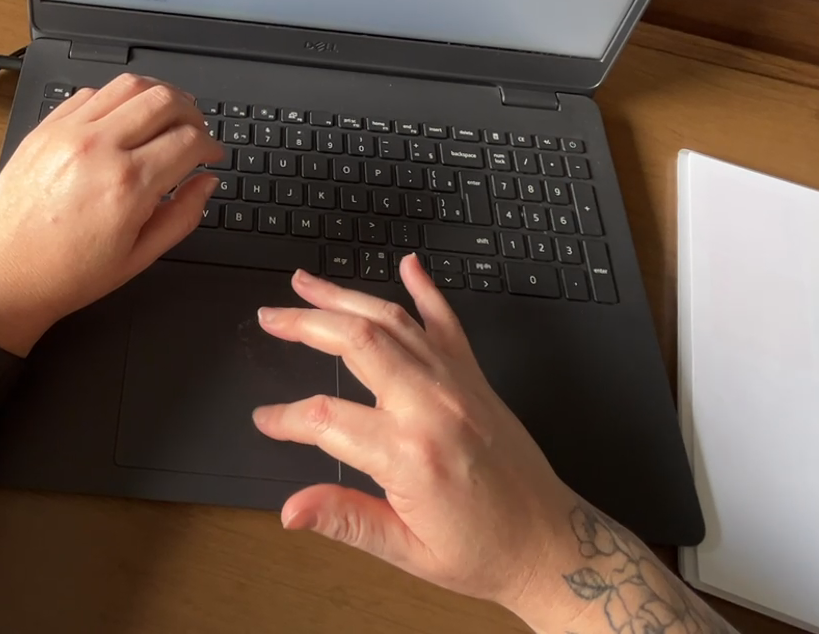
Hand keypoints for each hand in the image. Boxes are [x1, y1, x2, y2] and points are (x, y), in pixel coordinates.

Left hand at [0, 73, 221, 354]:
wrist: (0, 277)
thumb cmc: (65, 275)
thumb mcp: (139, 257)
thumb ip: (183, 215)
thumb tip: (207, 182)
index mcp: (127, 185)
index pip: (189, 139)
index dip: (211, 145)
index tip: (211, 155)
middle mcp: (99, 148)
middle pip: (165, 99)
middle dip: (193, 112)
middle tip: (196, 131)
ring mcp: (68, 132)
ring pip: (130, 84)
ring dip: (159, 94)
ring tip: (167, 115)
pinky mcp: (45, 128)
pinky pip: (91, 93)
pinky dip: (118, 98)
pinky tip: (124, 118)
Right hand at [250, 256, 582, 623]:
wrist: (554, 545)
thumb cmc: (482, 553)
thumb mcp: (407, 551)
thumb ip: (344, 518)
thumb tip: (289, 510)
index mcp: (410, 454)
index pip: (325, 419)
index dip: (285, 417)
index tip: (265, 419)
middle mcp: (431, 404)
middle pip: (356, 340)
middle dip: (304, 322)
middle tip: (270, 316)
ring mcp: (455, 381)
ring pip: (391, 319)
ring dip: (343, 296)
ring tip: (305, 283)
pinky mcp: (473, 374)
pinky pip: (446, 320)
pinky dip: (425, 288)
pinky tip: (408, 265)